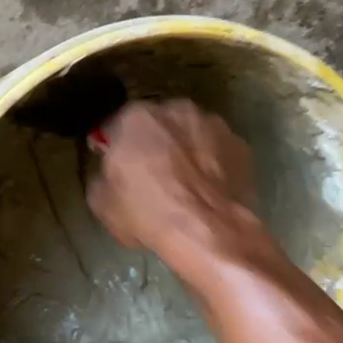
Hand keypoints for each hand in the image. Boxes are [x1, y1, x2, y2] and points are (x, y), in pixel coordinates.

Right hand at [85, 99, 258, 263]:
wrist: (209, 232)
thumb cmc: (147, 214)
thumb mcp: (101, 202)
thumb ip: (103, 174)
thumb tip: (112, 170)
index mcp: (135, 117)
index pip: (113, 125)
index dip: (111, 147)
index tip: (114, 166)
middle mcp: (176, 109)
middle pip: (156, 124)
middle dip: (152, 143)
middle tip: (151, 176)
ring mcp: (214, 124)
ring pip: (190, 134)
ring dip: (184, 151)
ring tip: (184, 185)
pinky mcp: (240, 145)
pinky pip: (216, 151)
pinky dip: (211, 164)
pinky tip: (208, 191)